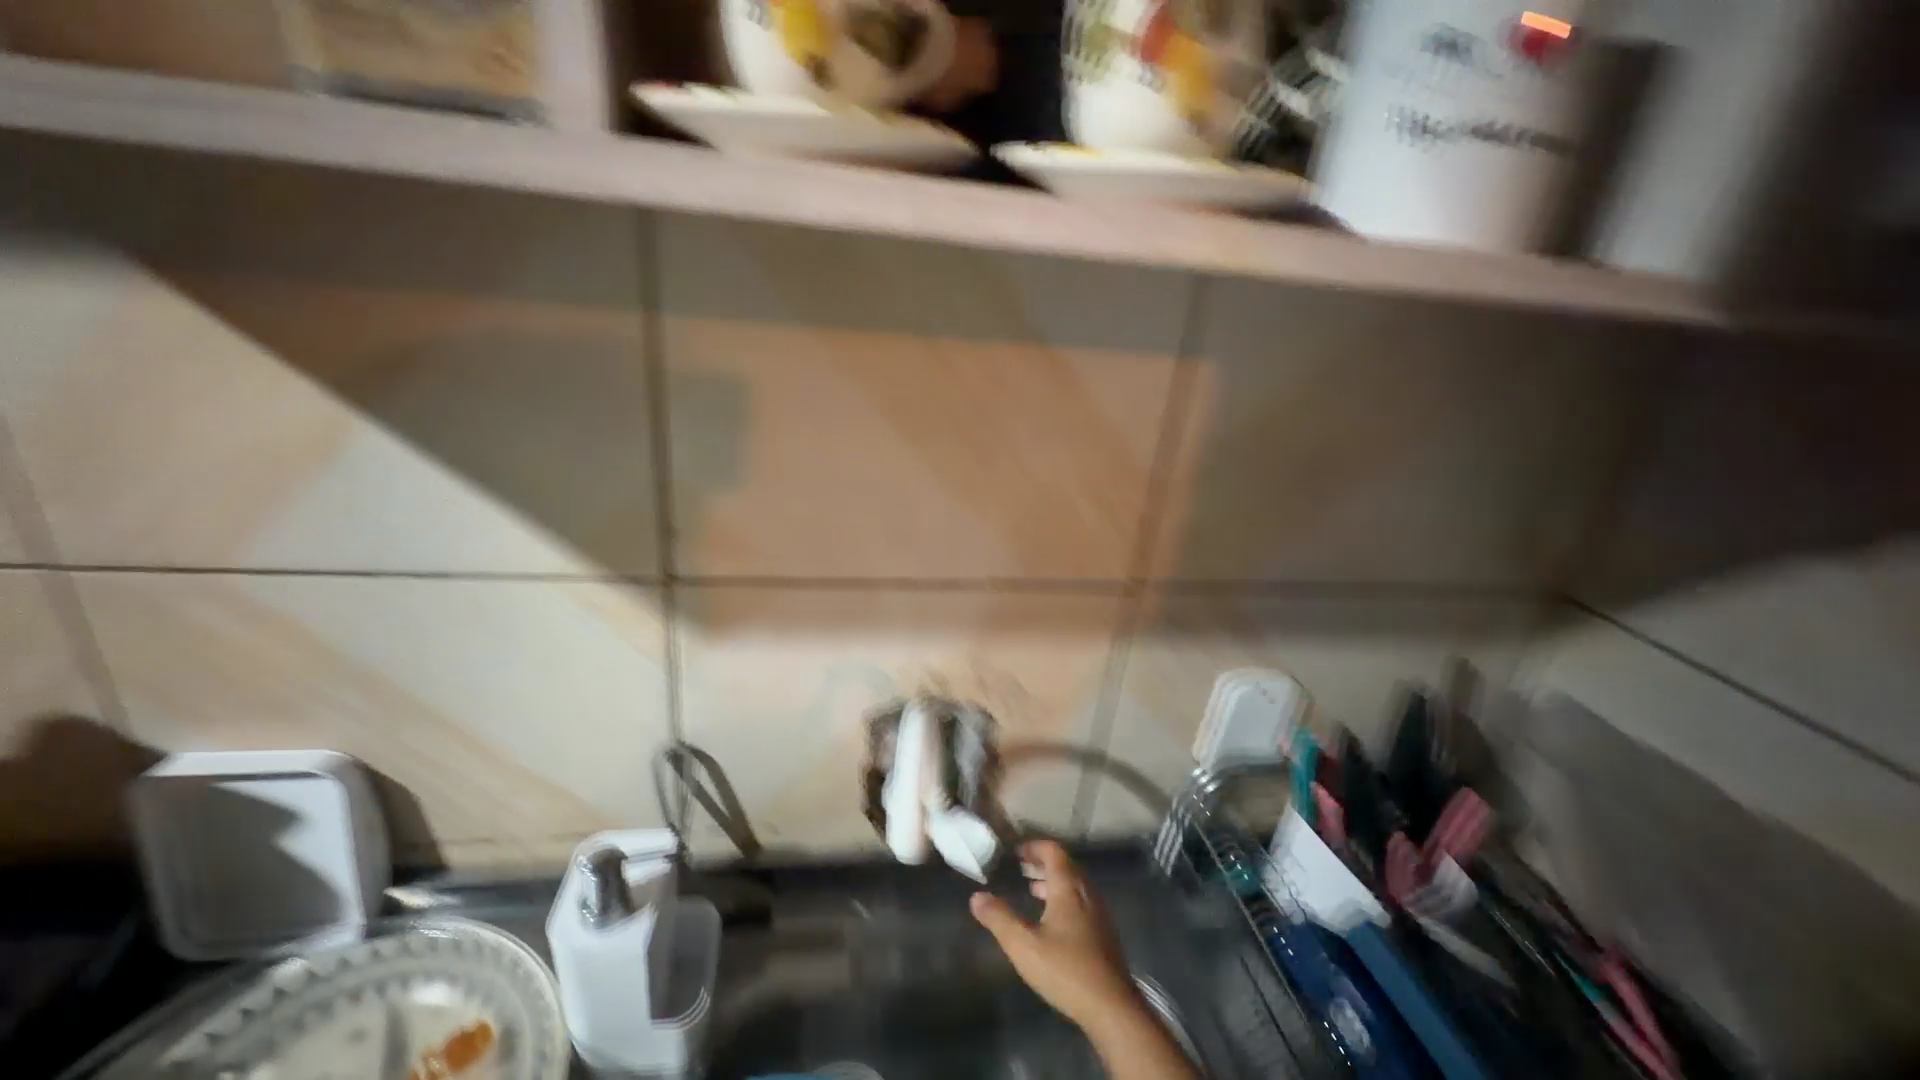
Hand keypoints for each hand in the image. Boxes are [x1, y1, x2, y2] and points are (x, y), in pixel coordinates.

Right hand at [969, 840, 1142, 1030]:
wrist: (1112, 1006)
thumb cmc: (1065, 970)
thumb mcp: (1023, 945)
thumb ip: (999, 918)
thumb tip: (976, 896)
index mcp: (1069, 888)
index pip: (1053, 851)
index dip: (1034, 847)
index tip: (1014, 853)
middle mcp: (1087, 893)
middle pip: (1066, 866)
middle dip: (1042, 863)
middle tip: (1020, 869)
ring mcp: (1100, 913)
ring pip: (1075, 885)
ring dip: (1054, 881)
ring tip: (1032, 890)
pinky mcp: (1105, 933)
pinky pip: (1082, 901)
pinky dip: (1064, 898)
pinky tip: (1052, 921)